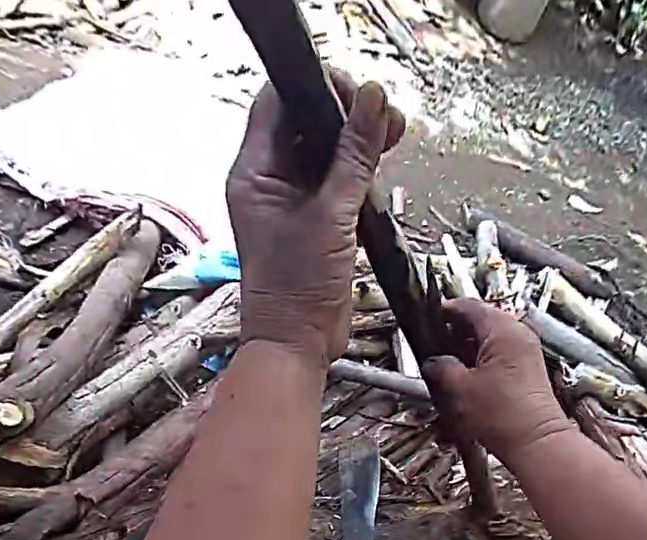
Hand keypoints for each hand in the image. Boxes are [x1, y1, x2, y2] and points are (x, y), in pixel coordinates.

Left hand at [226, 71, 404, 364]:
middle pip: (306, 123)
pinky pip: (335, 182)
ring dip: (357, 142)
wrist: (297, 345)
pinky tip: (381, 163)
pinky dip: (358, 172)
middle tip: (383, 116)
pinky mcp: (313, 222)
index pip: (278, 101)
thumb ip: (354, 157)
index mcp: (255, 173)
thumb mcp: (330, 217)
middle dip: (346, 113)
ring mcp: (292, 202)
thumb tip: (374, 101)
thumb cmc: (296, 291)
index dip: (316, 88)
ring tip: (392, 134)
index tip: (356, 93)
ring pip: (325, 152)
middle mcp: (269, 183)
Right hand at [425, 299, 575, 460]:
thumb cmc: (501, 414)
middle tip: (432, 348)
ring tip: (445, 367)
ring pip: (488, 341)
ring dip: (465, 350)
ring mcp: (524, 352)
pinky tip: (464, 379)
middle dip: (454, 334)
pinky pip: (498, 356)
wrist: (535, 441)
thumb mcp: (460, 389)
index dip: (446, 310)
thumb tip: (432, 361)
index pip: (470, 307)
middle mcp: (517, 335)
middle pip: (480, 322)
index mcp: (502, 330)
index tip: (428, 317)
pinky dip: (479, 362)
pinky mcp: (525, 370)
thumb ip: (442, 368)